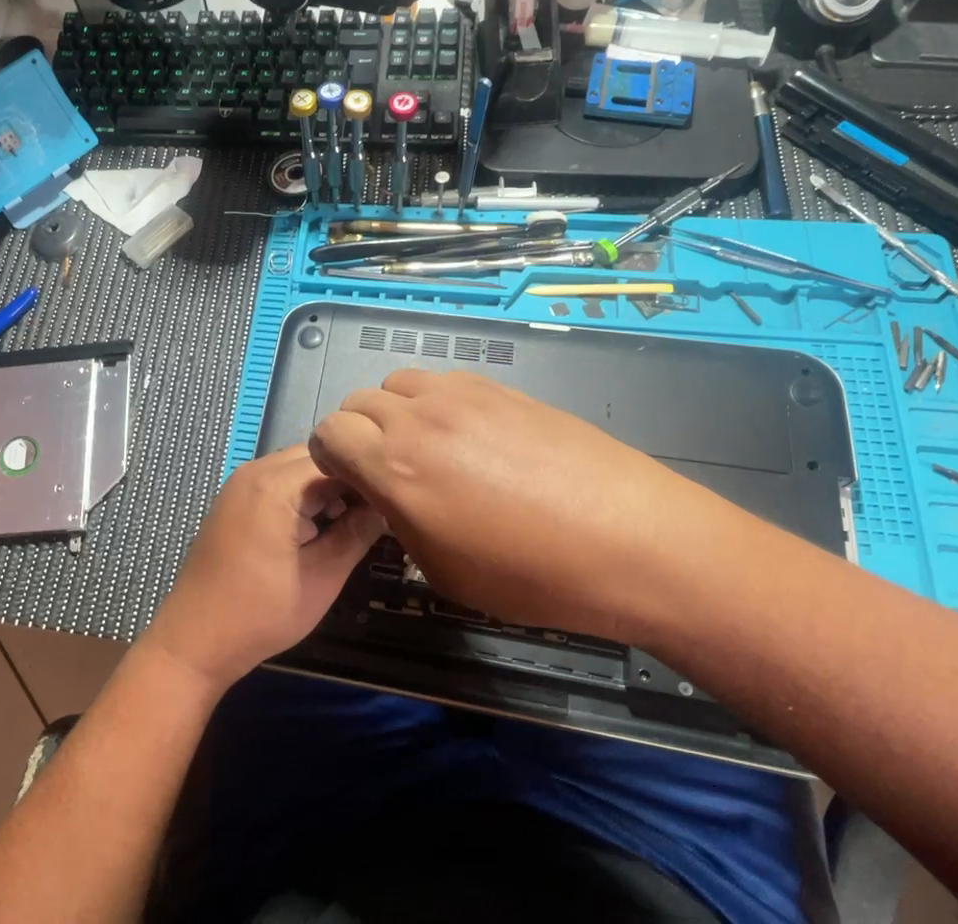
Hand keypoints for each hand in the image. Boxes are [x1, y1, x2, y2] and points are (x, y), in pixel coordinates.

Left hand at [138, 446, 385, 690]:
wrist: (194, 642)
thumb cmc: (260, 614)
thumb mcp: (322, 577)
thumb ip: (356, 534)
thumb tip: (388, 507)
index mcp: (274, 485)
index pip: (337, 460)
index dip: (369, 477)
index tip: (397, 500)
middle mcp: (254, 472)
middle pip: (316, 459)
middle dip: (348, 481)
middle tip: (381, 512)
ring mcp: (239, 486)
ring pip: (297, 471)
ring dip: (326, 490)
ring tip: (356, 523)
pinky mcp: (234, 503)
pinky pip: (278, 485)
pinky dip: (303, 499)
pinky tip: (322, 529)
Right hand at [308, 370, 763, 641]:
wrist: (629, 541)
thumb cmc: (531, 576)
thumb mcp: (443, 571)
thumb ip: (400, 521)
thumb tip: (393, 495)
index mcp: (395, 466)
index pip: (328, 433)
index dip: (331, 459)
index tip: (352, 485)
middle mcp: (420, 418)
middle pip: (359, 401)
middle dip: (358, 434)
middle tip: (387, 471)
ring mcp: (466, 396)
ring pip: (402, 383)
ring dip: (397, 412)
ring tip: (428, 450)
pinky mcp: (505, 389)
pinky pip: (447, 382)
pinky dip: (438, 403)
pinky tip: (471, 439)